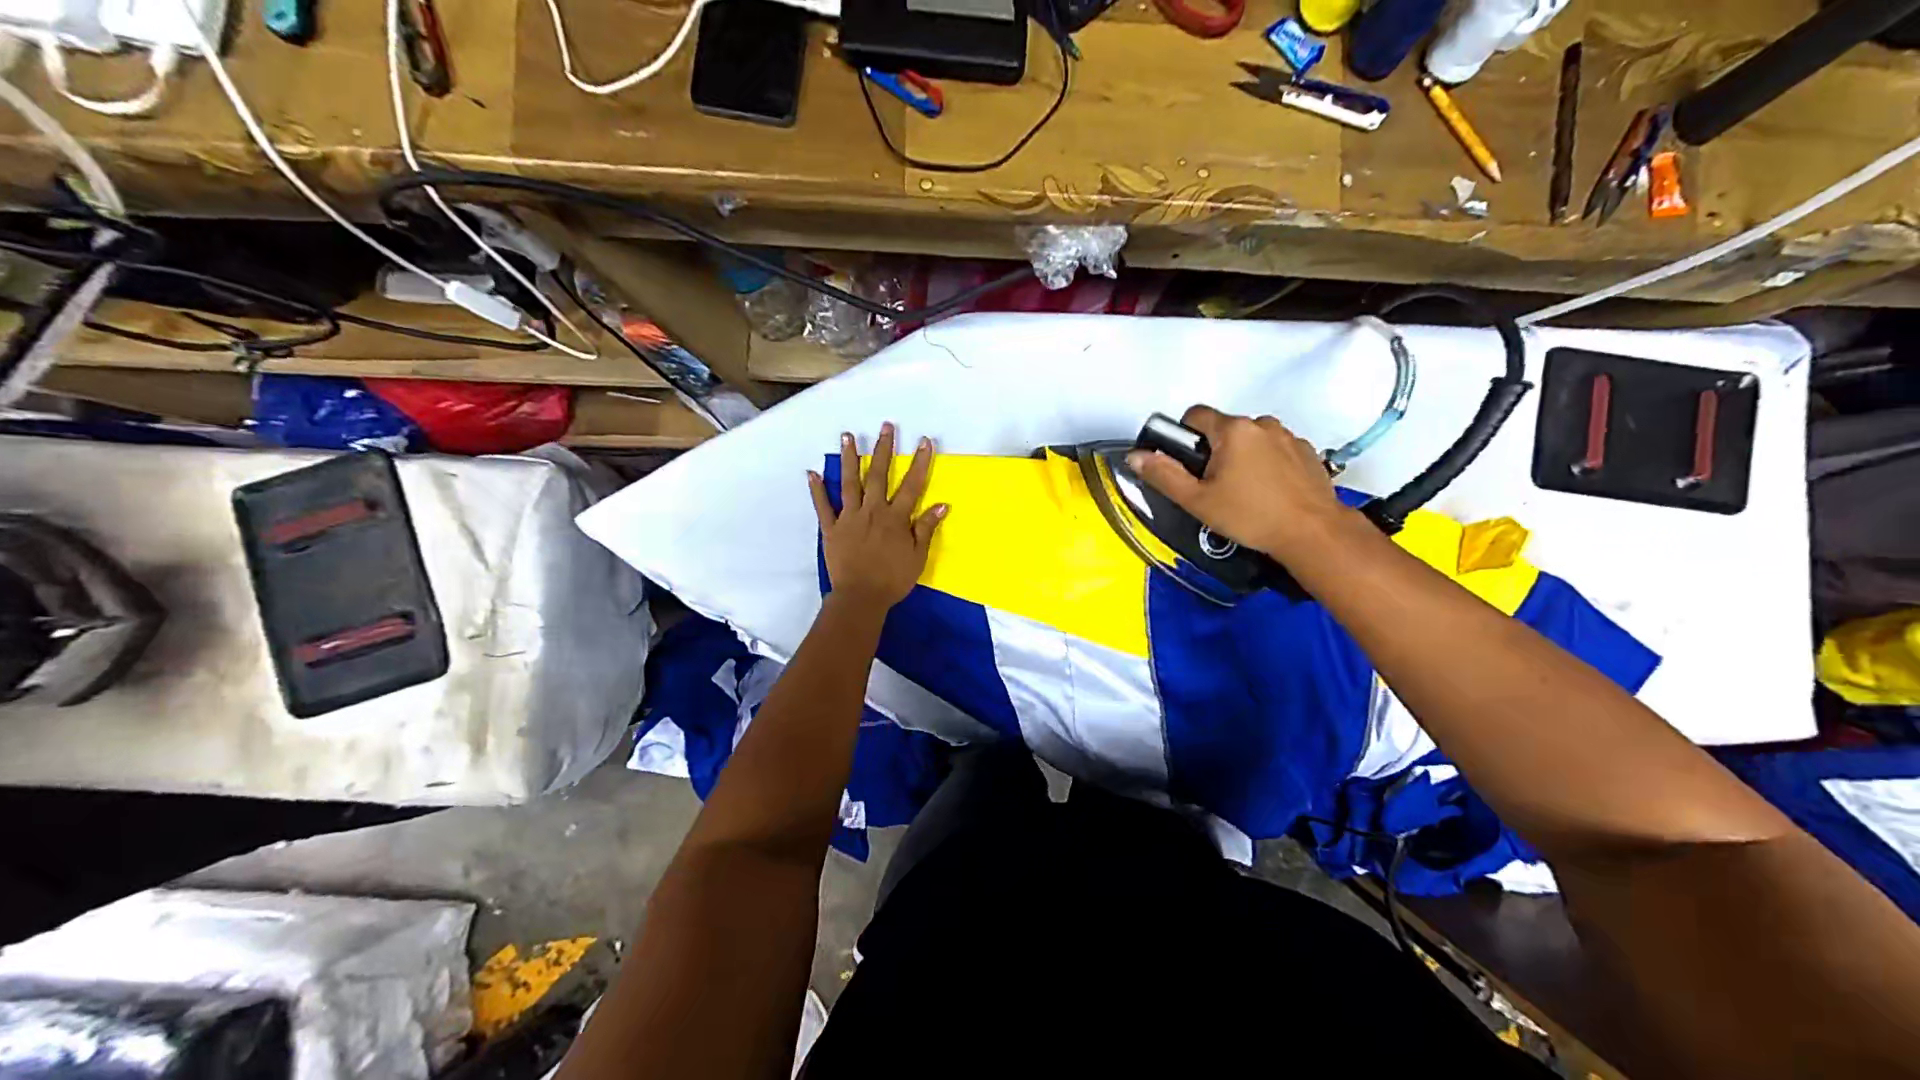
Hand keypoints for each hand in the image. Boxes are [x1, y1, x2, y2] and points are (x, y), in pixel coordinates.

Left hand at [808, 423, 946, 613]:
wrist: (861, 597)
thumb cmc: (893, 579)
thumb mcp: (918, 557)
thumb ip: (926, 529)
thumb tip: (941, 505)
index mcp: (895, 518)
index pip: (911, 485)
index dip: (920, 462)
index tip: (924, 441)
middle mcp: (873, 511)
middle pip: (879, 475)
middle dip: (883, 449)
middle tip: (885, 426)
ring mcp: (850, 518)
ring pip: (850, 482)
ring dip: (850, 458)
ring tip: (847, 436)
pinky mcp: (832, 529)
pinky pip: (823, 506)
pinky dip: (817, 489)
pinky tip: (812, 473)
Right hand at [1126, 405, 1348, 563]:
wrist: (1312, 533)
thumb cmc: (1250, 516)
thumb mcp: (1197, 500)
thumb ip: (1164, 475)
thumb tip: (1136, 456)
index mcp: (1232, 430)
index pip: (1195, 415)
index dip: (1184, 437)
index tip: (1188, 465)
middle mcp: (1261, 424)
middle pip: (1225, 428)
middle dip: (1215, 451)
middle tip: (1214, 487)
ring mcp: (1288, 436)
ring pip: (1252, 439)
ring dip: (1243, 456)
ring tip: (1244, 492)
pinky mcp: (1307, 452)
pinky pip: (1276, 449)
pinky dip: (1268, 464)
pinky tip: (1269, 492)